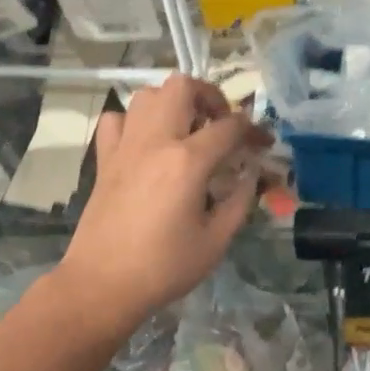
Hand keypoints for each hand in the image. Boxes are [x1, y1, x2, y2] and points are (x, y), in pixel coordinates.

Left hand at [59, 74, 270, 327]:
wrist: (105, 283)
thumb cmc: (166, 267)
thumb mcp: (216, 241)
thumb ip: (240, 202)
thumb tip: (252, 177)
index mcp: (188, 162)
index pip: (229, 127)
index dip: (253, 130)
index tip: (264, 143)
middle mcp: (155, 141)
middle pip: (182, 87)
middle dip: (210, 97)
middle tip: (222, 124)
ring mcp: (125, 146)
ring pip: (148, 95)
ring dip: (174, 104)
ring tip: (188, 130)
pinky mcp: (105, 159)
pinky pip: (118, 120)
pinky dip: (136, 122)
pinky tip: (148, 144)